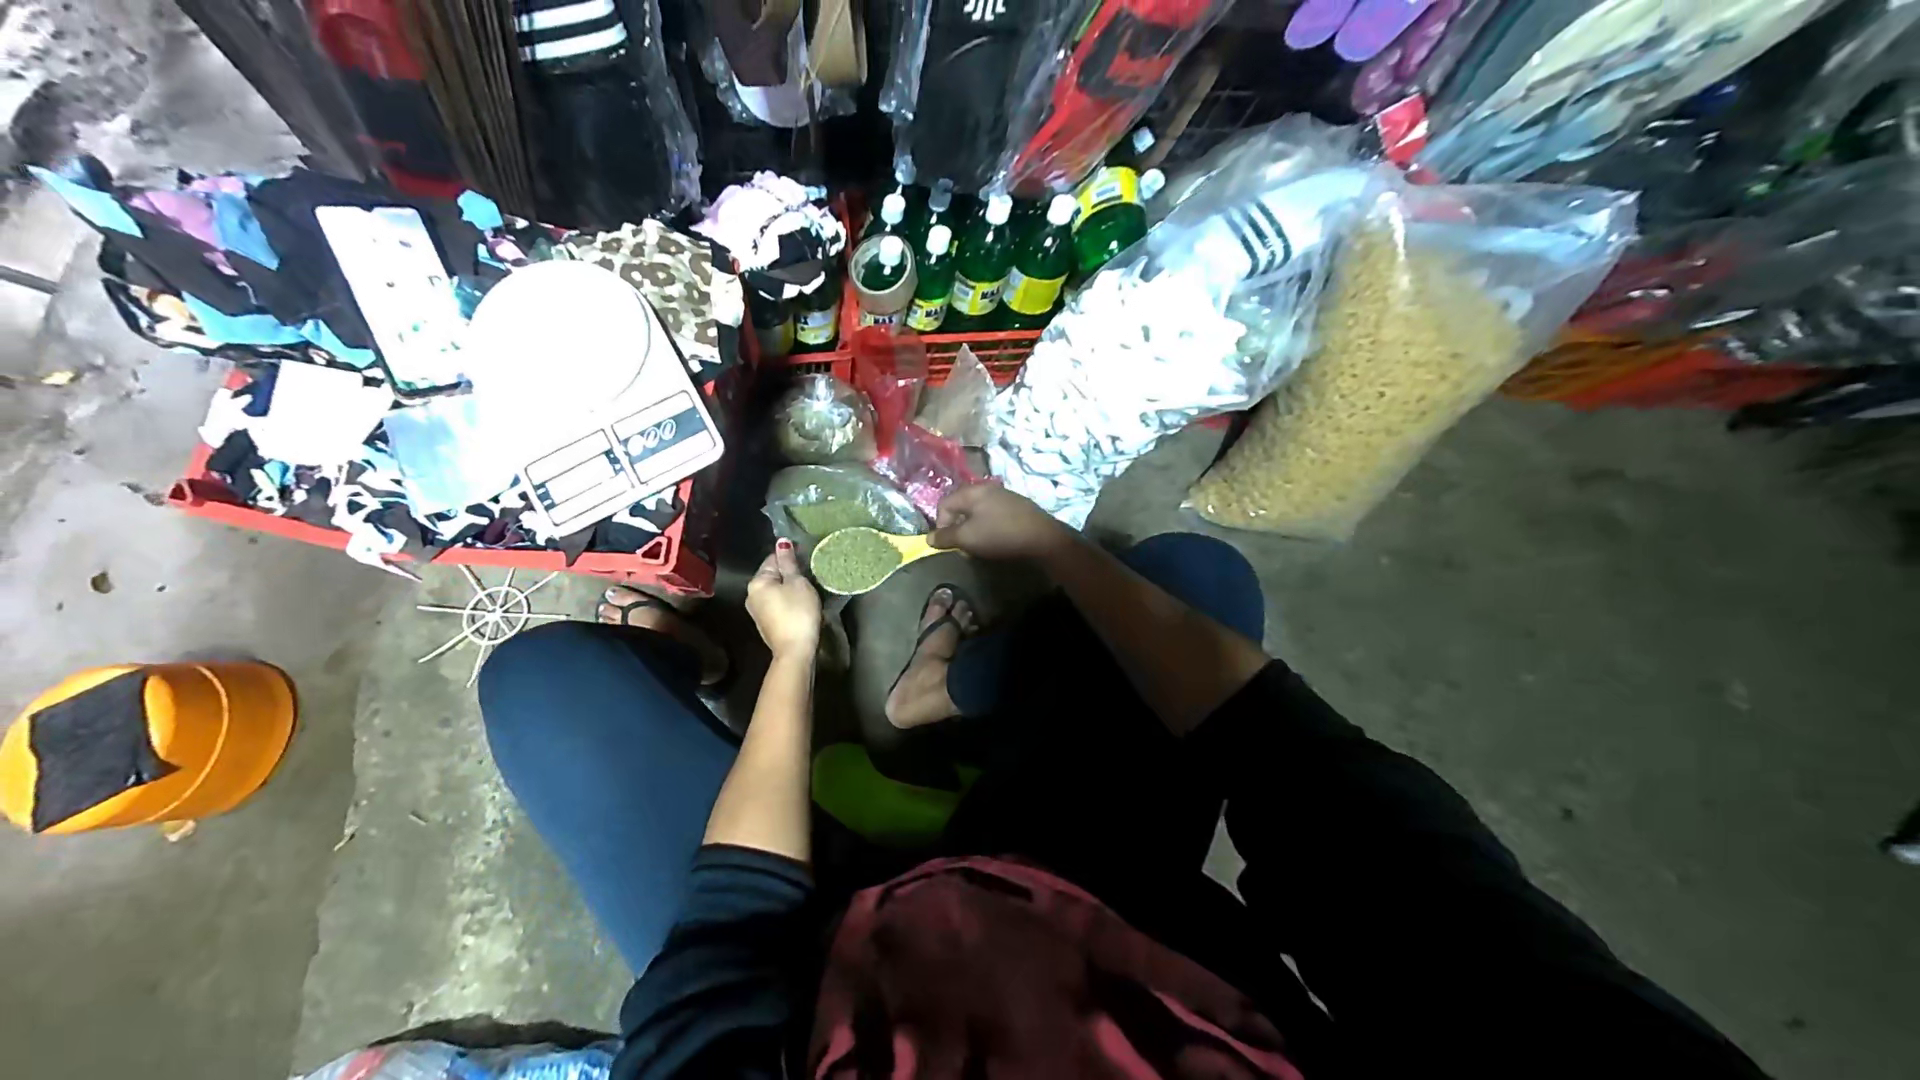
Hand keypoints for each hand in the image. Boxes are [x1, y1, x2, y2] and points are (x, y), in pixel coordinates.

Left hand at [747, 539, 821, 657]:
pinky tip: (800, 605)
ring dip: (789, 588)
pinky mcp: (765, 623)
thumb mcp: (797, 583)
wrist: (794, 650)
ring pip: (774, 590)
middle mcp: (751, 595)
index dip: (790, 555)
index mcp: (757, 582)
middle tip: (810, 575)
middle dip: (789, 573)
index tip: (807, 558)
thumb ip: (789, 562)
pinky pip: (776, 603)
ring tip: (807, 590)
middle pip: (772, 575)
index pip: (772, 558)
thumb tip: (781, 541)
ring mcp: (756, 611)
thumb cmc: (798, 612)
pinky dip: (787, 600)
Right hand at [930, 483, 1075, 561]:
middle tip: (963, 545)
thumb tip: (928, 538)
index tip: (948, 543)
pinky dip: (988, 526)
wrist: (1042, 538)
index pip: (944, 504)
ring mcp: (1004, 495)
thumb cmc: (999, 535)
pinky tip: (996, 540)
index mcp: (972, 491)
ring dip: (973, 529)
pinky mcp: (1017, 506)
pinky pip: (993, 514)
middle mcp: (986, 488)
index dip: (940, 524)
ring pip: (977, 511)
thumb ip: (945, 537)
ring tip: (979, 546)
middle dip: (957, 527)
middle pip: (961, 506)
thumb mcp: (967, 538)